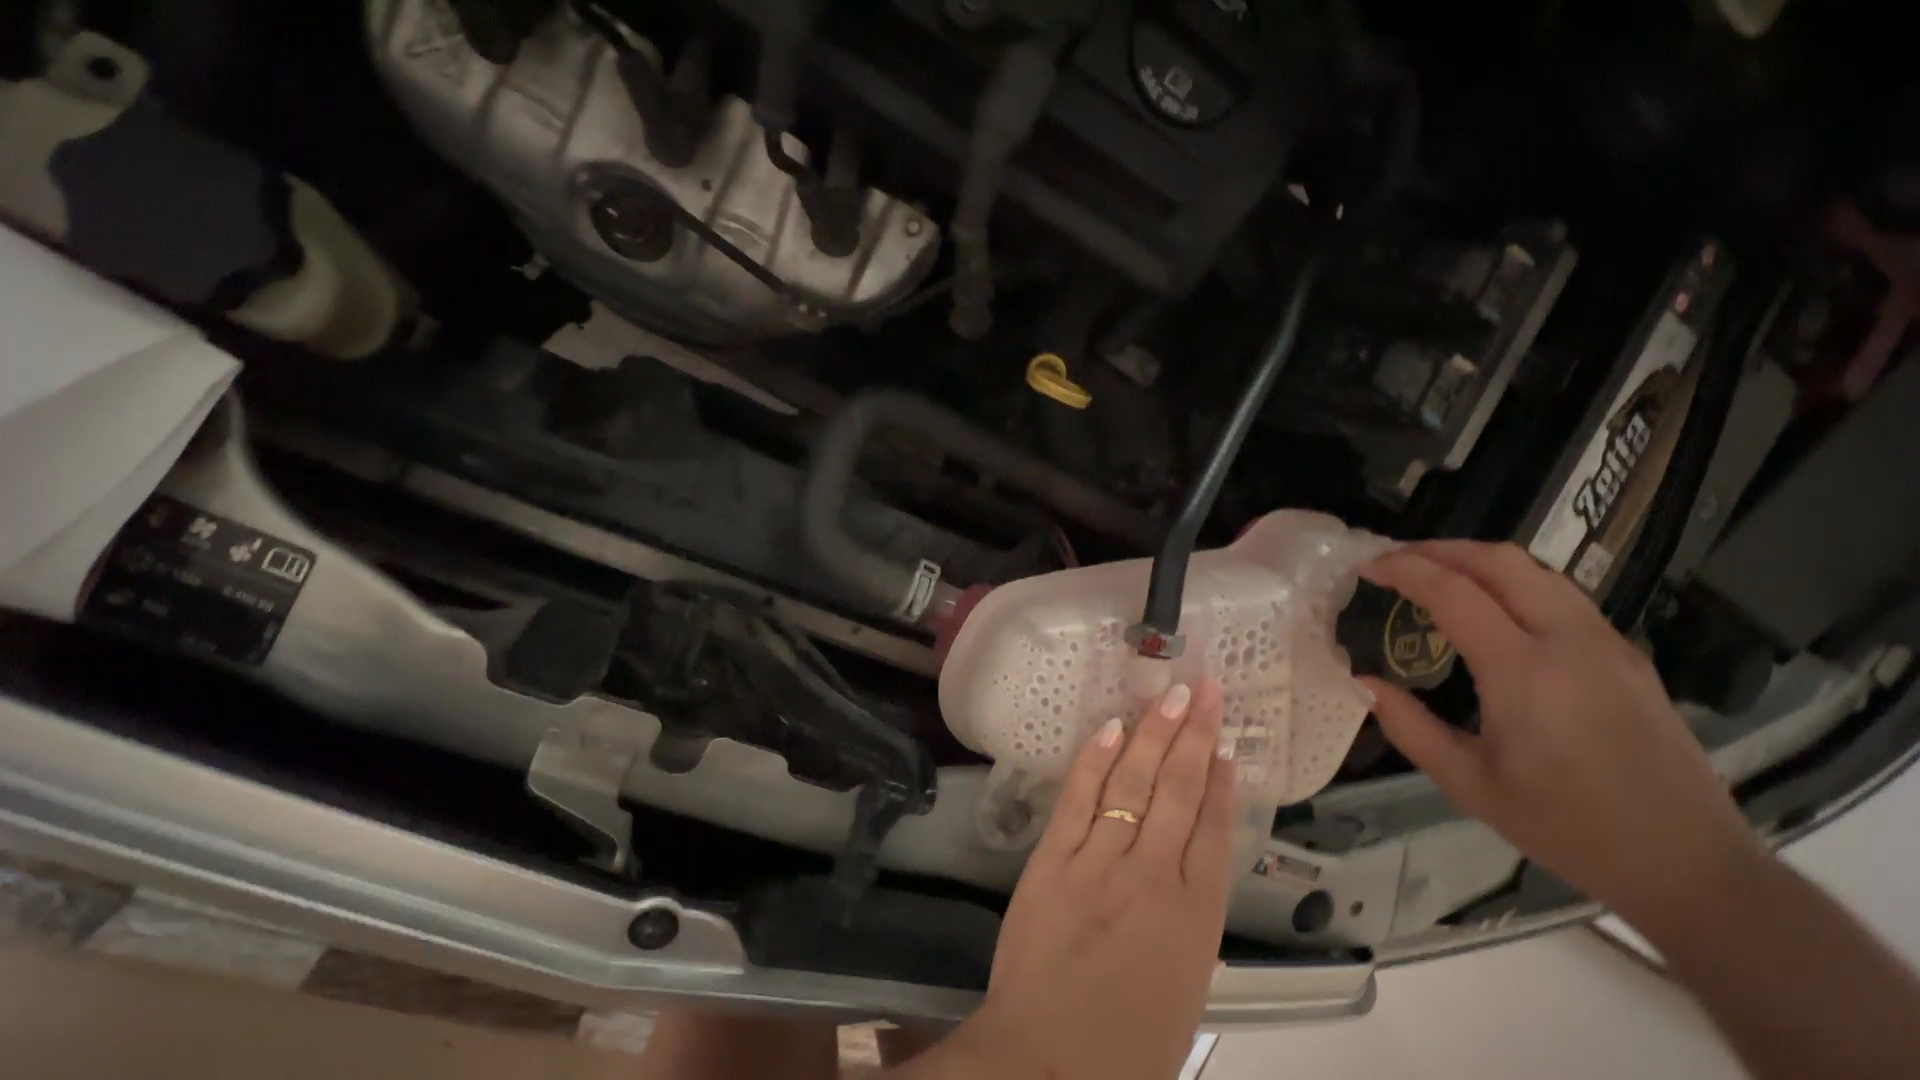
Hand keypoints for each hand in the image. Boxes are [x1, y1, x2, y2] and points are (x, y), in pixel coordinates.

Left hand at [945, 681, 1236, 1079]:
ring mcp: (1100, 863)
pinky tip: (1111, 730)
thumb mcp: (1184, 985)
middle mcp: (1154, 876)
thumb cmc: (1127, 1043)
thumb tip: (1187, 871)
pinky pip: (1079, 801)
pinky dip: (1095, 762)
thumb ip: (1188, 922)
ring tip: (1172, 694)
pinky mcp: (1052, 861)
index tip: (1226, 742)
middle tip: (1207, 688)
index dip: (1221, 778)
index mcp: (1197, 915)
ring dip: (1154, 734)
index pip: (1214, 826)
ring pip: (1134, 783)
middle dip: (1195, 734)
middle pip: (1180, 790)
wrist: (1049, 1062)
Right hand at [1358, 541, 1766, 930]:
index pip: (1453, 591)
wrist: (1685, 859)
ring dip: (1480, 560)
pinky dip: (1515, 583)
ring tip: (1438, 575)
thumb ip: (1409, 727)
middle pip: (1500, 561)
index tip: (1366, 566)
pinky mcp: (1628, 654)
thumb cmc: (1566, 827)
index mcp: (1524, 672)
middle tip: (1396, 561)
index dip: (1404, 569)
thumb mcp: (1470, 785)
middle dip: (1440, 549)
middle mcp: (1569, 641)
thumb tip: (1362, 682)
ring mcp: (1607, 643)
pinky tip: (1494, 610)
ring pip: (1537, 571)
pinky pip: (1563, 596)